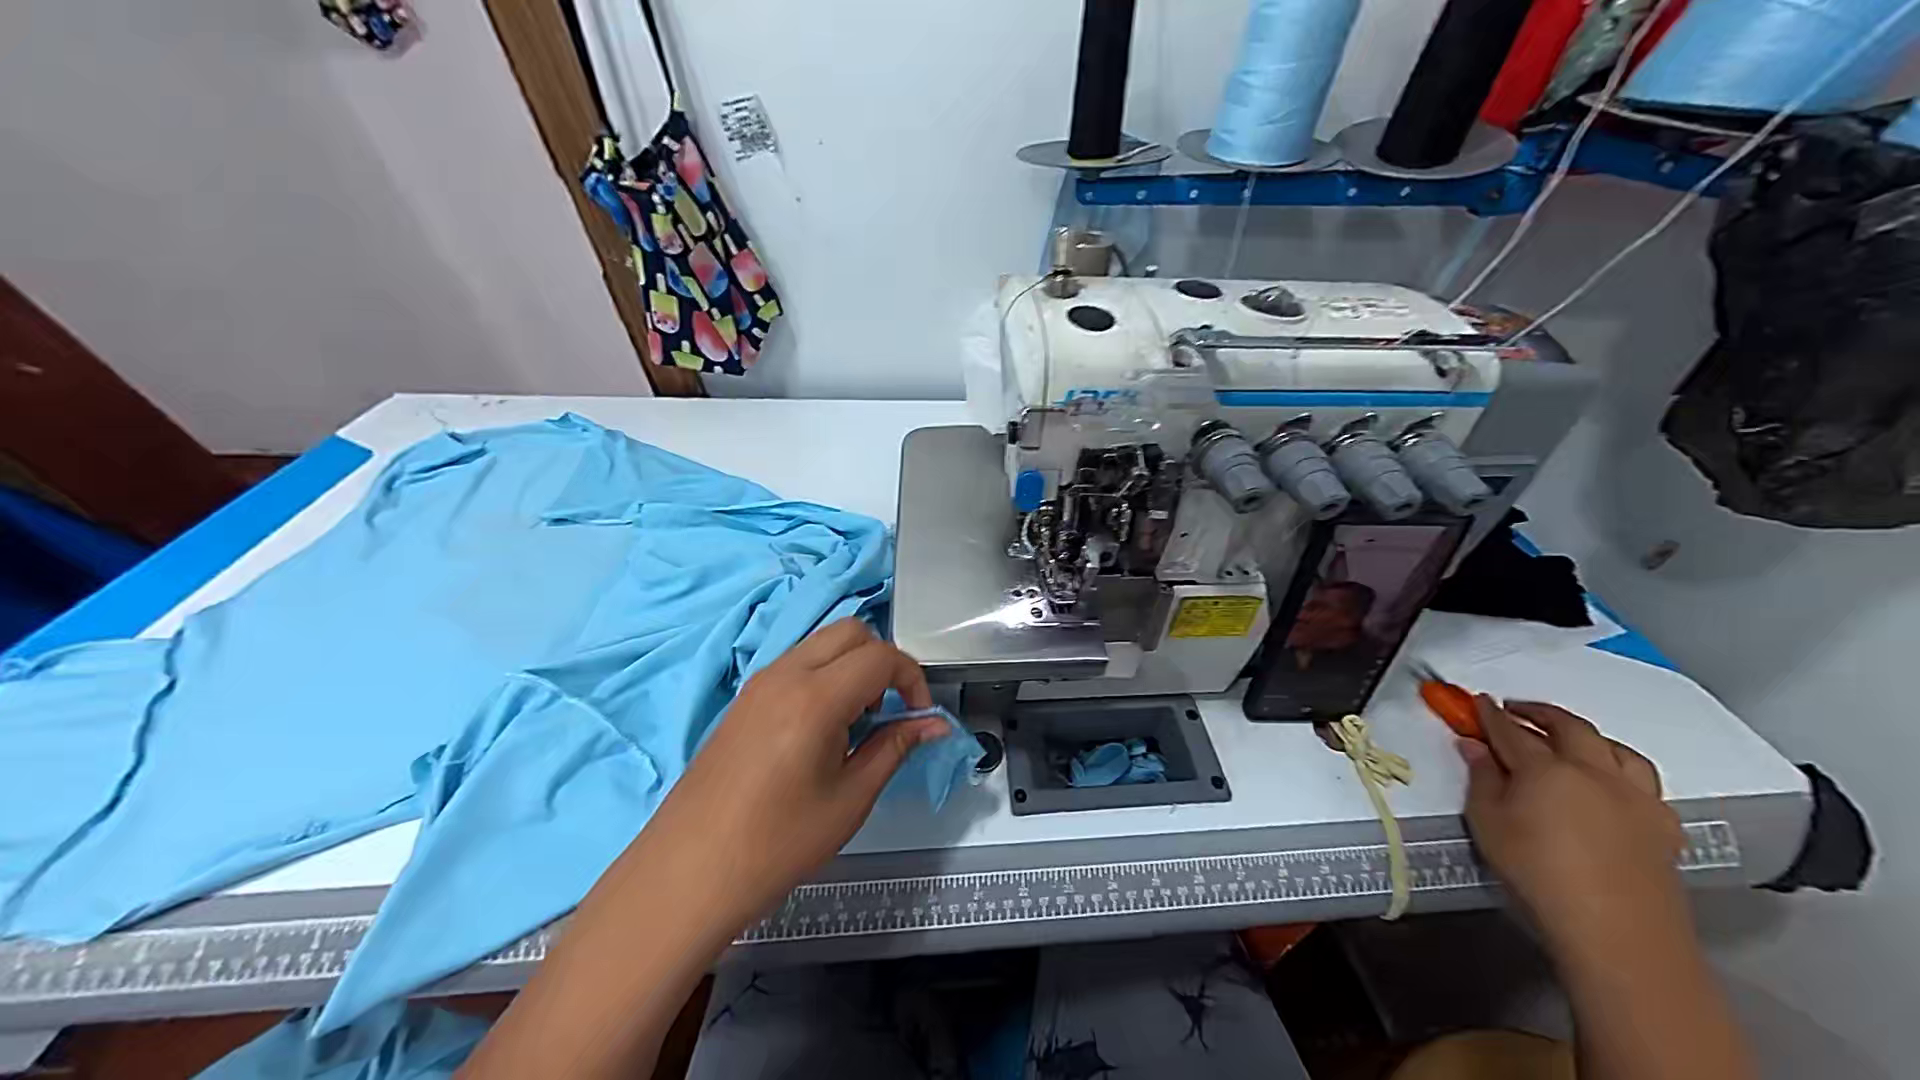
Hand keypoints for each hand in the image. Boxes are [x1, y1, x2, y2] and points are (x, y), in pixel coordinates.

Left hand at [460, 621, 946, 1079]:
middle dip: (883, 661)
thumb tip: (934, 723)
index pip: (881, 656)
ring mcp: (759, 683)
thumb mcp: (850, 798)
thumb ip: (895, 747)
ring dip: (852, 666)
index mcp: (815, 697)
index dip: (912, 678)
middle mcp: (785, 674)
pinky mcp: (744, 698)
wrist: (688, 873)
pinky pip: (797, 663)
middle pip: (851, 631)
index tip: (920, 716)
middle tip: (889, 711)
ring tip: (856, 724)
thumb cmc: (777, 843)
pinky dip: (825, 675)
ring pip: (822, 643)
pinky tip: (822, 729)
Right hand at [1459, 697, 1687, 961]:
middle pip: (1569, 727)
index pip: (1512, 731)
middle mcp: (1595, 772)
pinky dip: (1621, 769)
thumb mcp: (1488, 823)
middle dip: (1540, 712)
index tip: (1477, 702)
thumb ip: (1482, 779)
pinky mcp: (1663, 824)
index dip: (1491, 714)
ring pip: (1615, 748)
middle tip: (1518, 709)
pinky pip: (1644, 781)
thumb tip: (1474, 746)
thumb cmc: (1537, 872)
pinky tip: (1610, 784)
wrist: (1617, 930)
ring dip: (1587, 736)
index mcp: (1547, 768)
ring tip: (1569, 739)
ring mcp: (1636, 797)